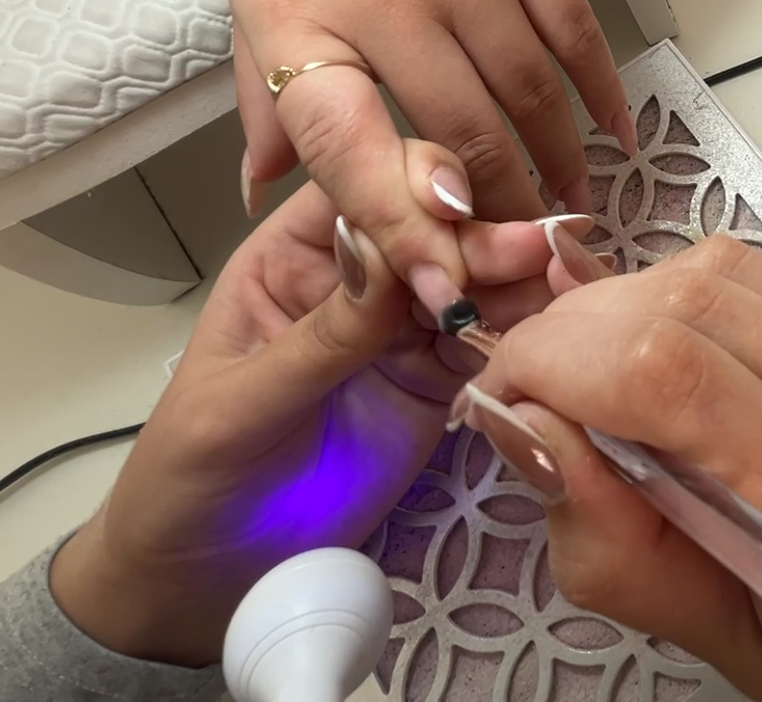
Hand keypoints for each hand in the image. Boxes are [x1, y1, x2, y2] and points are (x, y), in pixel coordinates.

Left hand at [48, 144, 593, 666]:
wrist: (224, 571)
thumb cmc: (199, 477)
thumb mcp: (242, 404)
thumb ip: (323, 332)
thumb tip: (388, 251)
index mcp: (299, 253)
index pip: (361, 191)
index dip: (409, 194)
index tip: (453, 223)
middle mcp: (366, 271)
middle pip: (438, 227)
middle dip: (485, 235)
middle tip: (537, 250)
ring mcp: (414, 319)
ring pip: (481, 275)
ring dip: (520, 276)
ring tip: (562, 279)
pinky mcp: (450, 365)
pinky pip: (498, 333)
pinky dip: (527, 326)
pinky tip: (555, 322)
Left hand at [209, 0, 632, 315]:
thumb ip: (268, 97)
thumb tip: (265, 192)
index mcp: (300, 20)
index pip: (353, 150)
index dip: (402, 230)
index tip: (446, 290)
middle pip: (471, 134)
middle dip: (507, 209)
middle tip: (532, 255)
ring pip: (535, 95)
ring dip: (563, 162)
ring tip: (576, 207)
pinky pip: (577, 36)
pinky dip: (602, 93)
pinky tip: (616, 133)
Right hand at [461, 238, 761, 700]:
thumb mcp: (698, 630)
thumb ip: (605, 535)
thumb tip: (521, 416)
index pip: (681, 381)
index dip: (566, 361)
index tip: (502, 387)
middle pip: (700, 308)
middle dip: (583, 324)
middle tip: (531, 371)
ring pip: (725, 273)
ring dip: (628, 298)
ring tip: (589, 354)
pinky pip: (759, 275)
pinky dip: (682, 289)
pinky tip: (658, 336)